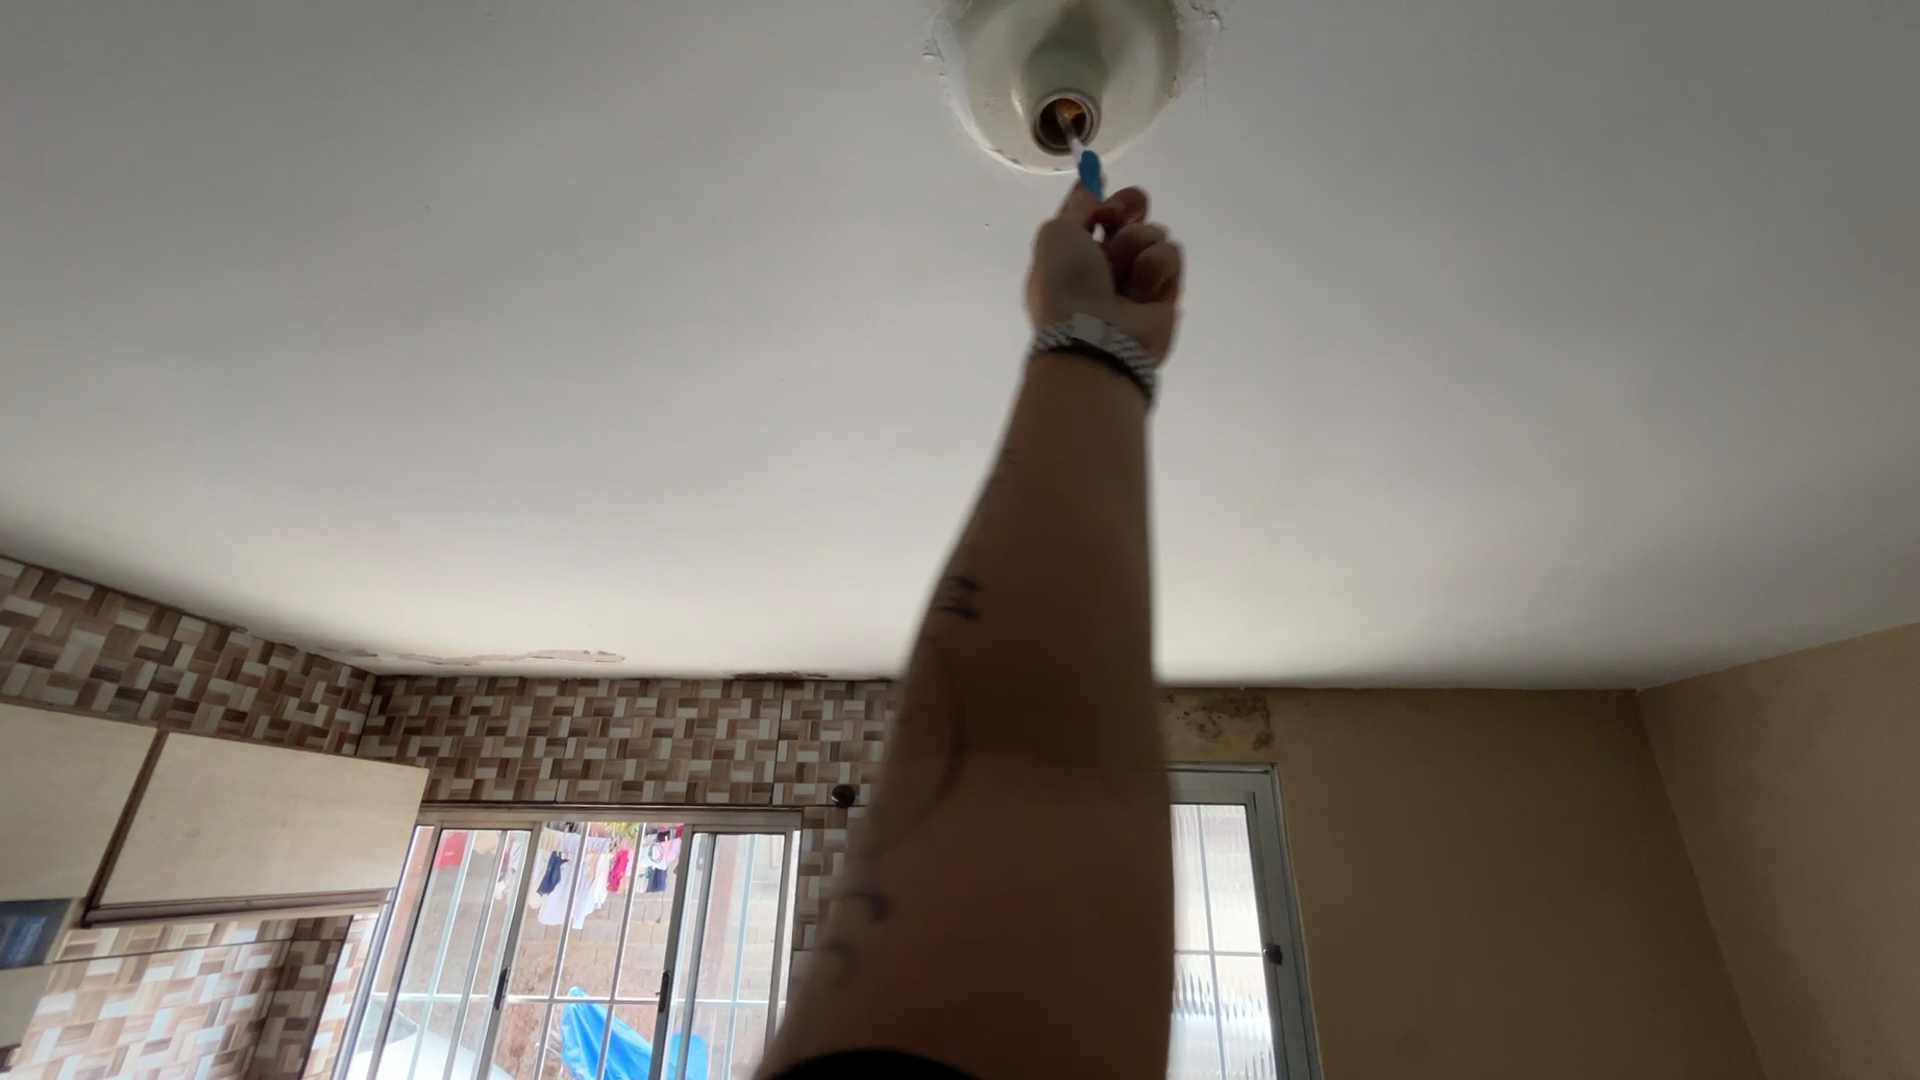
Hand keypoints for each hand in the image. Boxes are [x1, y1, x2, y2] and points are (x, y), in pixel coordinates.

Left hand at [1026, 185, 1183, 363]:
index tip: (1102, 181)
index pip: (1089, 219)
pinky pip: (1170, 258)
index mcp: (1068, 261)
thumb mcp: (1056, 234)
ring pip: (1151, 235)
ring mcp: (1134, 285)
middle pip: (1127, 221)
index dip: (1098, 200)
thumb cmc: (1066, 285)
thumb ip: (1076, 207)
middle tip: (1126, 214)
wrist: (1095, 337)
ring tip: (1125, 269)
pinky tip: (1143, 289)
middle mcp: (1101, 272)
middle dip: (1128, 208)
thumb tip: (1088, 187)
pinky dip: (1158, 266)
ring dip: (1138, 242)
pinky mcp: (1164, 297)